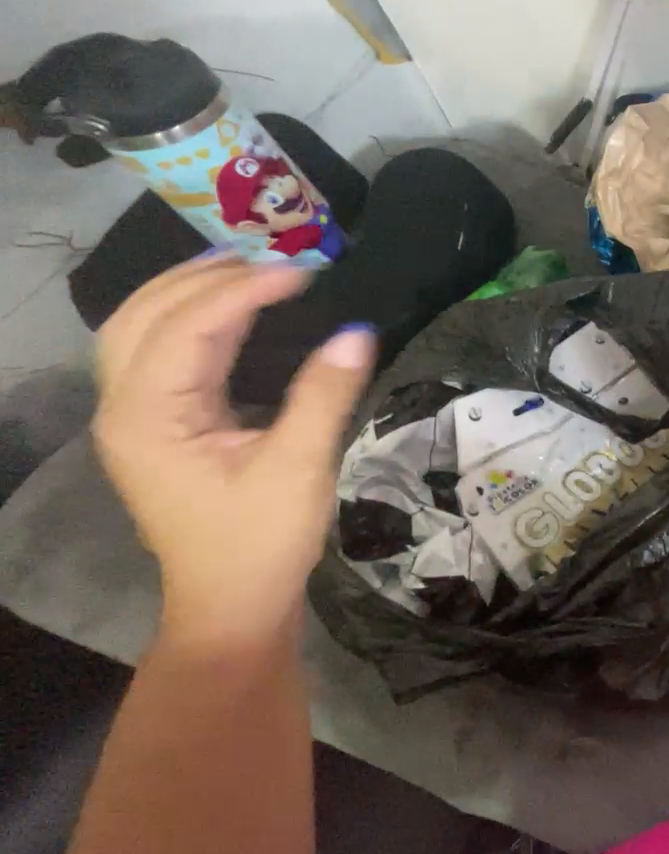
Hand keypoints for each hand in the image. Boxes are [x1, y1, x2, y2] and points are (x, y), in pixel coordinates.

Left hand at [92, 255, 374, 645]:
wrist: (233, 598)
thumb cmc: (264, 538)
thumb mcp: (301, 466)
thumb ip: (324, 394)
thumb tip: (357, 331)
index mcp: (148, 417)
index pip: (186, 329)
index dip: (243, 291)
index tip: (306, 270)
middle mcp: (125, 407)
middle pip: (142, 316)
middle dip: (205, 277)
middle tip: (277, 255)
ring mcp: (136, 416)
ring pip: (141, 329)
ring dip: (191, 290)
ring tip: (253, 265)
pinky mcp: (160, 424)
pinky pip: (162, 352)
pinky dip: (196, 318)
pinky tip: (236, 309)